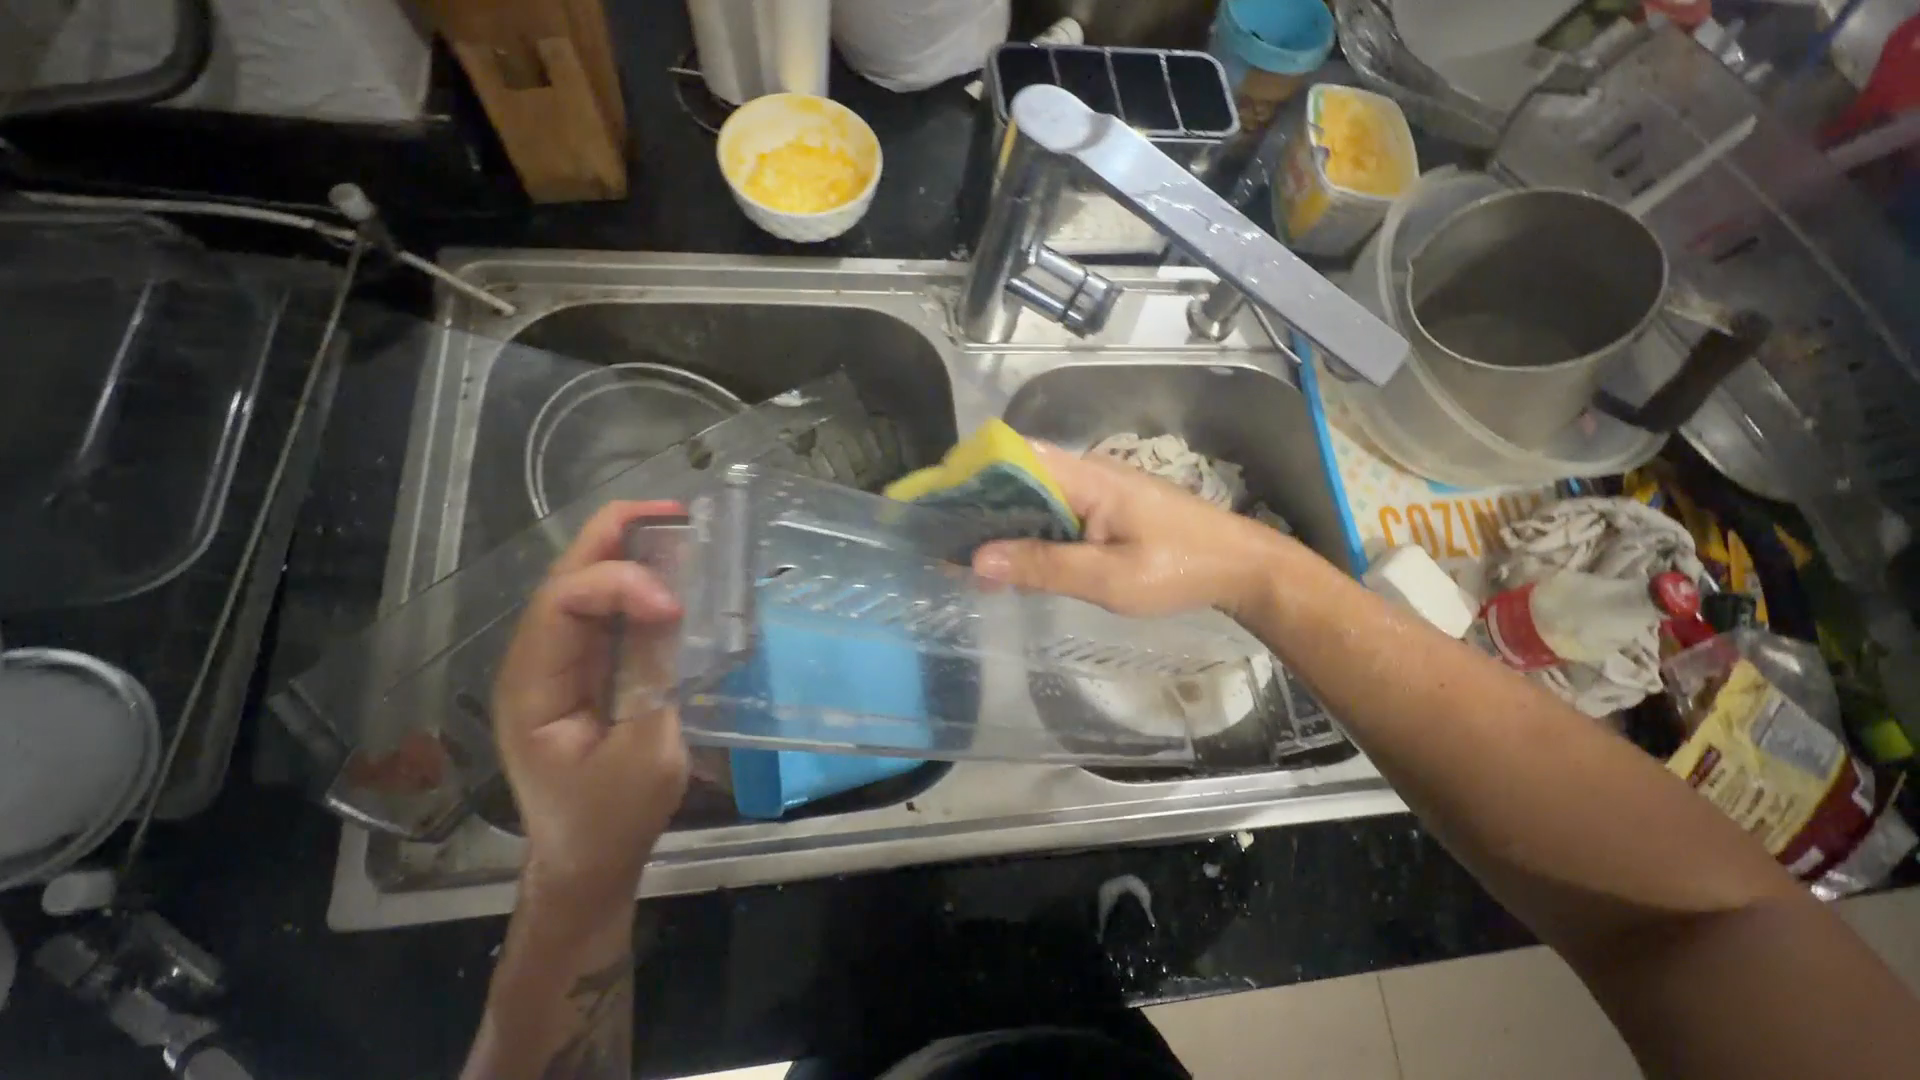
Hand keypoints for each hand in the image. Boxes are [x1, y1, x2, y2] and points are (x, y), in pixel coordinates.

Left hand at [493, 501, 690, 917]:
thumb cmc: (611, 819)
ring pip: (582, 589)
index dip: (622, 586)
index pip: (566, 604)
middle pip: (565, 579)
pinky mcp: (583, 673)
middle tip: (671, 510)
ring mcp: (558, 665)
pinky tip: (667, 571)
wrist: (587, 861)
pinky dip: (635, 586)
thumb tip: (669, 612)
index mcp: (534, 684)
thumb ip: (653, 680)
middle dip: (613, 536)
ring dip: (624, 552)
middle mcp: (536, 661)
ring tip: (673, 525)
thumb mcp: (644, 755)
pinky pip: (604, 615)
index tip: (677, 607)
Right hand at [971, 441, 1291, 618]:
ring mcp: (1097, 490)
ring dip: (1001, 523)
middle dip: (977, 505)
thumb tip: (977, 559)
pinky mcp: (1105, 509)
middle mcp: (1087, 473)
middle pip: (1017, 475)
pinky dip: (1027, 533)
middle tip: (942, 543)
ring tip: (964, 557)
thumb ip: (1044, 567)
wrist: (1242, 568)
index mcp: (1086, 478)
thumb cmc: (1179, 570)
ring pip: (1033, 495)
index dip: (970, 474)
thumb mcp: (1110, 579)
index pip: (1013, 456)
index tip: (935, 505)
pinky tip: (1009, 561)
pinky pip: (1053, 512)